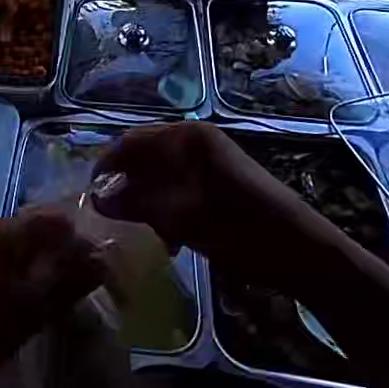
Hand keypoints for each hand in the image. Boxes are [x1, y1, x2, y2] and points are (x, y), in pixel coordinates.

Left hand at [0, 208, 104, 387]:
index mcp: (10, 229)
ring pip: (36, 238)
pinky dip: (39, 262)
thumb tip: (104, 262)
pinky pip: (23, 249)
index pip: (59, 219)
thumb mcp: (38, 305)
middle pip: (47, 225)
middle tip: (88, 276)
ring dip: (56, 256)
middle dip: (70, 248)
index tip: (99, 267)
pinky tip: (47, 286)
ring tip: (70, 284)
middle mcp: (0, 225)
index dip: (83, 241)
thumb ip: (73, 279)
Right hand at [88, 122, 326, 285]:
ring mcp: (210, 160)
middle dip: (126, 185)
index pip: (132, 141)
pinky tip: (168, 238)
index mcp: (187, 137)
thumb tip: (96, 198)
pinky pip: (180, 188)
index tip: (88, 196)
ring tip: (139, 231)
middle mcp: (196, 140)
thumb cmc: (239, 226)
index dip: (107, 166)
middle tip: (109, 218)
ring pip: (162, 175)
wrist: (300, 250)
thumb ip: (136, 203)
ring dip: (146, 201)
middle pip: (146, 156)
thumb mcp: (181, 216)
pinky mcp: (220, 182)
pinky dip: (168, 208)